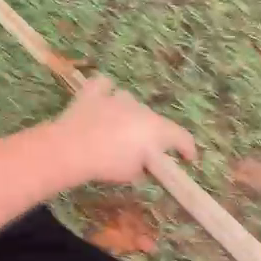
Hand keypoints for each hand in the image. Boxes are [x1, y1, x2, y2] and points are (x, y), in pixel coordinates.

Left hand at [51, 77, 198, 184]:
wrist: (72, 148)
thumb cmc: (108, 164)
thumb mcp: (132, 174)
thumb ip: (143, 166)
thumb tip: (142, 163)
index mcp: (156, 128)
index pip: (181, 137)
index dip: (188, 148)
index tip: (188, 158)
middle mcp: (140, 108)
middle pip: (153, 119)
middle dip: (151, 133)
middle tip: (142, 149)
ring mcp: (116, 97)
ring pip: (129, 101)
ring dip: (128, 113)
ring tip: (119, 126)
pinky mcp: (92, 93)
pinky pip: (103, 86)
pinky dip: (104, 91)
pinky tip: (102, 99)